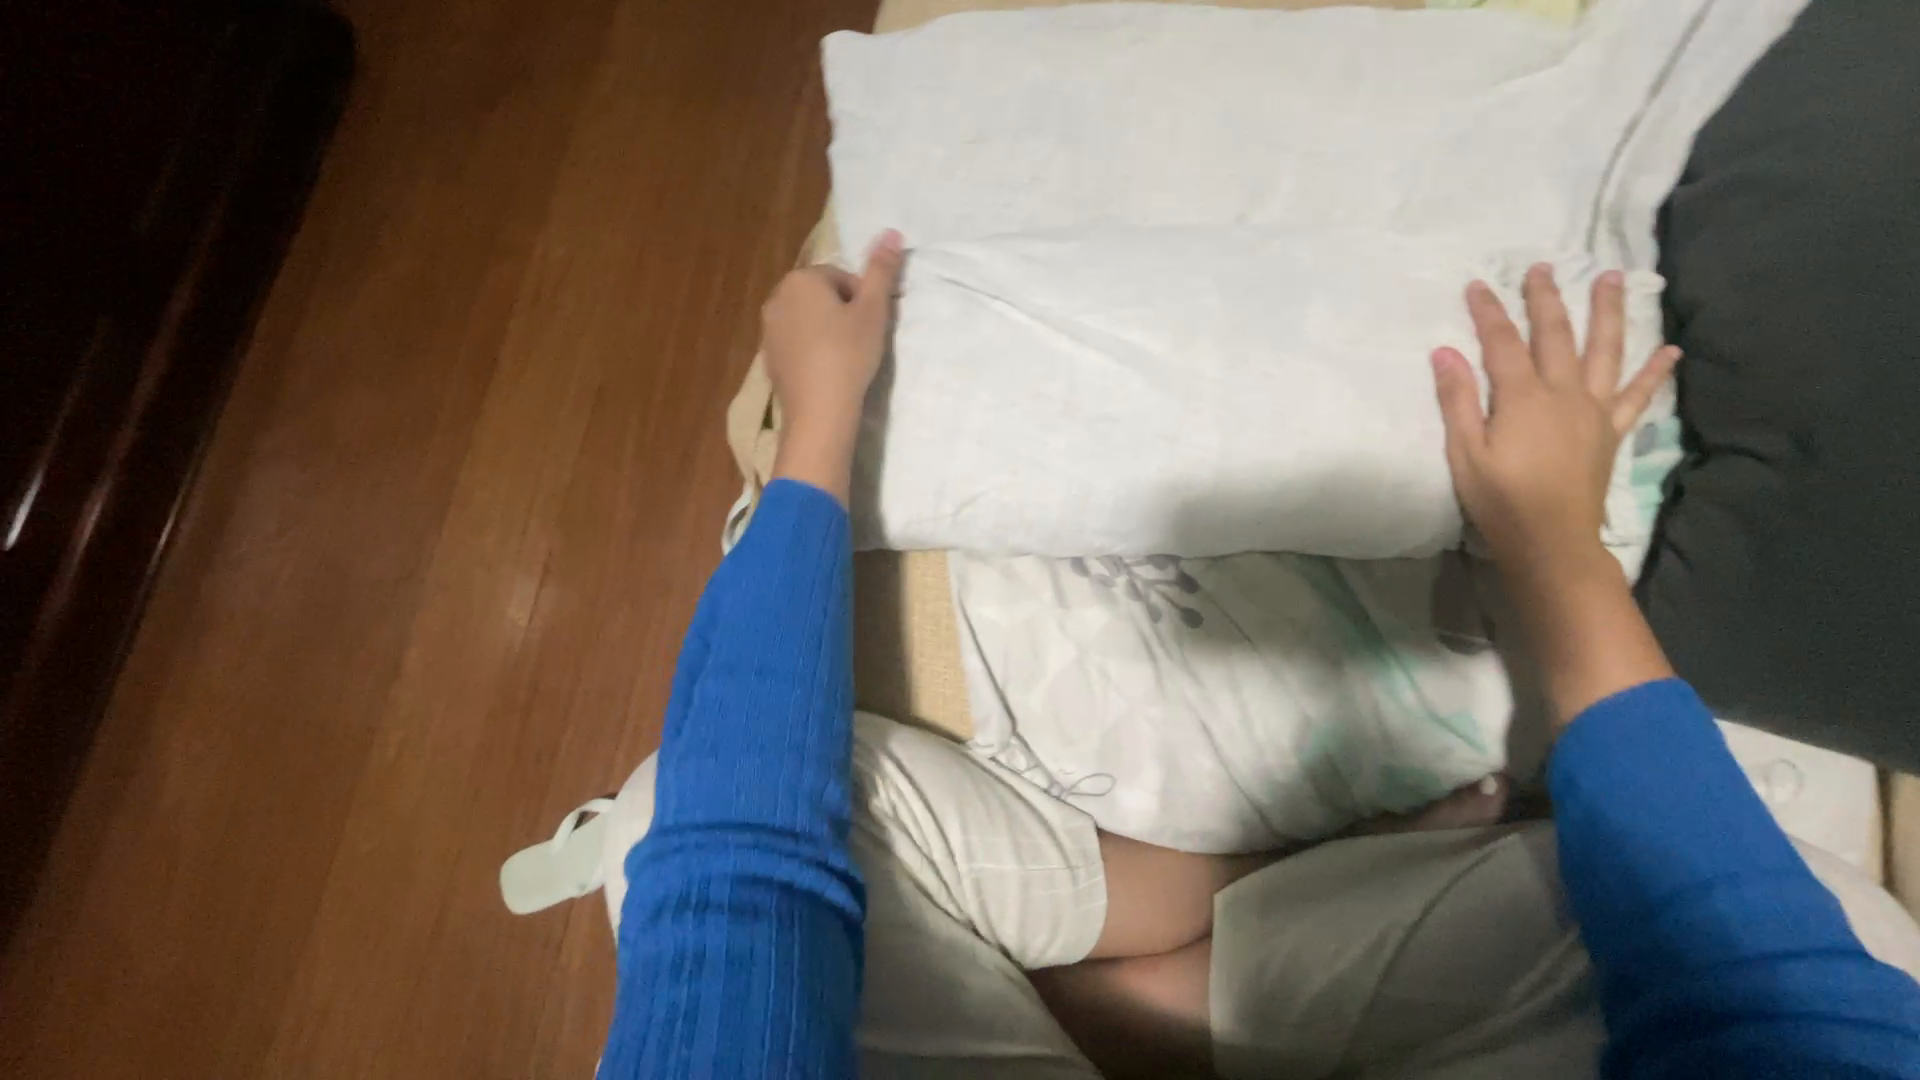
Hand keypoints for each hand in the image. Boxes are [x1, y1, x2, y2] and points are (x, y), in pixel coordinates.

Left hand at [764, 229, 904, 503]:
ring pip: (807, 322)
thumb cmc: (849, 354)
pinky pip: (796, 345)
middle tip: (859, 343)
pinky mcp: (768, 358)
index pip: (841, 279)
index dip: (861, 302)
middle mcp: (777, 298)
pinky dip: (811, 353)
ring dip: (826, 333)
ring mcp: (768, 330)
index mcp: (801, 279)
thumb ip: (881, 270)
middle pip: (821, 298)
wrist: (819, 410)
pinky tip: (826, 373)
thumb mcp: (873, 311)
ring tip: (844, 359)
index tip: (869, 326)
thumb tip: (892, 231)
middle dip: (841, 315)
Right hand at [1430, 264, 1679, 574]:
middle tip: (1543, 267)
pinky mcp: (1611, 431)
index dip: (1490, 312)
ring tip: (1613, 280)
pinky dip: (1653, 372)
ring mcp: (1594, 411)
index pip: (1503, 343)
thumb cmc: (1498, 498)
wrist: (1551, 538)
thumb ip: (1457, 401)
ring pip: (1605, 351)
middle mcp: (1564, 394)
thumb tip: (1445, 353)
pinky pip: (1636, 395)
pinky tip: (1669, 352)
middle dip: (1547, 300)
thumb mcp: (1464, 452)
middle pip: (1556, 336)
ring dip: (1608, 313)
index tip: (1479, 284)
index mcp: (1523, 398)